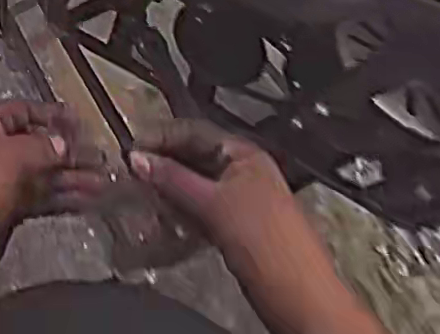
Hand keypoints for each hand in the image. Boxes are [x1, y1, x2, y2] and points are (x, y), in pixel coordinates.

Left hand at [0, 101, 103, 279]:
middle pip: (38, 144)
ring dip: (72, 177)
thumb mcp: (11, 157)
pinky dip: (64, 198)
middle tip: (101, 158)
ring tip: (104, 183)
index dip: (50, 114)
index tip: (78, 120)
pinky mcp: (11, 206)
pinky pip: (42, 196)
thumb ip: (41, 147)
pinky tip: (88, 201)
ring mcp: (4, 179)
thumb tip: (63, 142)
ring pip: (44, 173)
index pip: (23, 111)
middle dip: (68, 151)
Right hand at [128, 119, 384, 333]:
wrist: (307, 308)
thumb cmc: (265, 245)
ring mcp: (241, 199)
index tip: (131, 149)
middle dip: (162, 162)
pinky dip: (180, 207)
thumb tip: (135, 157)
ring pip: (193, 182)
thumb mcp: (213, 205)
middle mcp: (243, 171)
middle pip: (192, 155)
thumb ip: (171, 177)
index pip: (192, 131)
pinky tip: (164, 214)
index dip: (160, 137)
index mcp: (244, 154)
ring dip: (169, 186)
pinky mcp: (237, 226)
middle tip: (132, 171)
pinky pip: (200, 205)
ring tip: (143, 192)